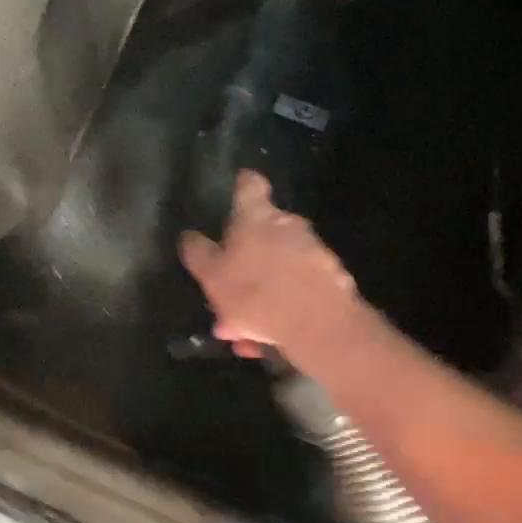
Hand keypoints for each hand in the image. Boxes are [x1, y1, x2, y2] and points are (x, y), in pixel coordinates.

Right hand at [180, 170, 360, 361]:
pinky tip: (271, 338)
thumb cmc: (255, 292)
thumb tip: (189, 237)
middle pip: (265, 229)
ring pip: (281, 264)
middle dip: (249, 256)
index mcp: (255, 216)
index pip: (249, 184)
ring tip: (248, 328)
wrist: (319, 325)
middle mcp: (288, 223)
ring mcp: (314, 248)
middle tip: (231, 288)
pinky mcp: (332, 276)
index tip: (234, 195)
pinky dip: (285, 306)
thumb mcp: (212, 276)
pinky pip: (300, 286)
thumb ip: (198, 254)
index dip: (241, 186)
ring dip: (265, 288)